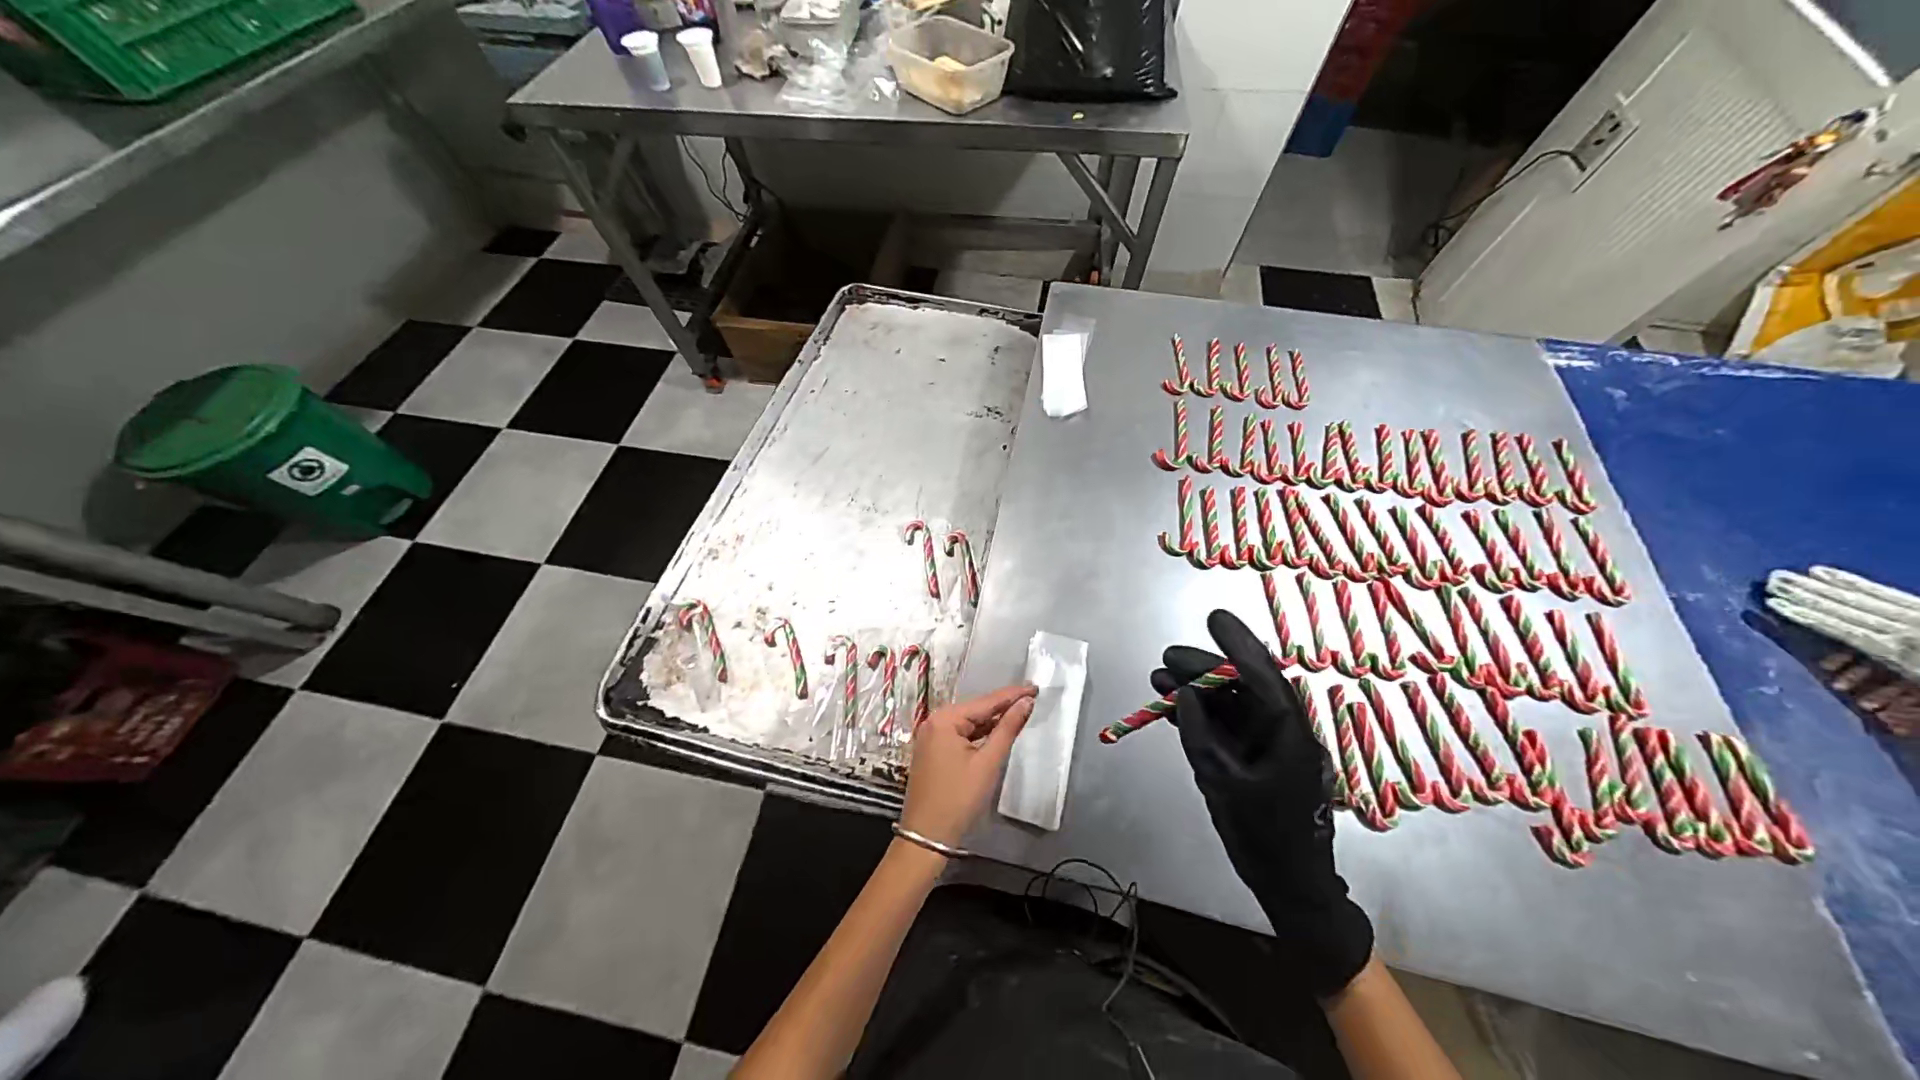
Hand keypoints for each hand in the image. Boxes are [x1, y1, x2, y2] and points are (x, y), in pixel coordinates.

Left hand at [899, 684, 1037, 848]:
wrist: (926, 836)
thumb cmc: (958, 798)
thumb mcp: (987, 762)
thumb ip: (1007, 729)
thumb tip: (1025, 703)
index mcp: (944, 719)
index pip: (985, 701)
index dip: (1012, 695)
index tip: (1035, 687)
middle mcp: (934, 721)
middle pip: (975, 710)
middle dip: (1003, 706)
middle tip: (1031, 698)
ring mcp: (930, 736)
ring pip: (968, 723)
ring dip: (992, 721)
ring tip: (1020, 712)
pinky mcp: (932, 751)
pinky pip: (960, 735)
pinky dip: (979, 734)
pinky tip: (997, 732)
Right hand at [1155, 610, 1373, 996]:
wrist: (1291, 884)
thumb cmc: (1263, 837)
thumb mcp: (1222, 783)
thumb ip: (1200, 735)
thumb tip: (1183, 694)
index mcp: (1288, 732)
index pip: (1262, 675)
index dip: (1236, 643)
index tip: (1213, 617)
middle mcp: (1283, 730)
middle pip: (1243, 686)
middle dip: (1204, 669)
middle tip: (1166, 659)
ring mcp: (1270, 745)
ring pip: (1233, 705)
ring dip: (1198, 692)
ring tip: (1159, 680)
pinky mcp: (1257, 759)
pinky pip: (1229, 727)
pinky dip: (1202, 716)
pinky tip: (1172, 707)